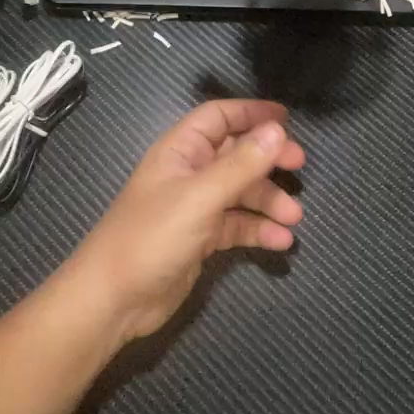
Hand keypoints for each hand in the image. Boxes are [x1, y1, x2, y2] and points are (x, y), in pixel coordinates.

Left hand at [54, 99, 305, 343]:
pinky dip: (258, 229)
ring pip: (240, 191)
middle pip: (235, 153)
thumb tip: (278, 130)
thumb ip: (241, 164)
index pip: (219, 117)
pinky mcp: (200, 239)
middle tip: (300, 165)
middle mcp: (189, 173)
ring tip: (294, 217)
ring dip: (268, 200)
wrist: (113, 300)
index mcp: (180, 150)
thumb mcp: (200, 197)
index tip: (287, 118)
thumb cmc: (152, 236)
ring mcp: (194, 207)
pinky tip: (281, 241)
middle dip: (267, 158)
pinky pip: (236, 225)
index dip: (251, 113)